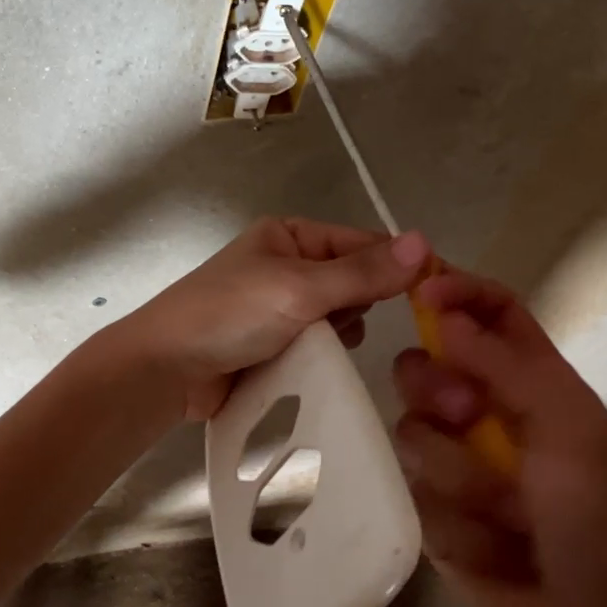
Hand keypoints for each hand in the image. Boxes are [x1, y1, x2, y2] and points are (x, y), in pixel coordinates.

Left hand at [106, 216, 429, 420]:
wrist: (167, 369)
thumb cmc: (231, 314)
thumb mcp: (300, 287)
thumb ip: (361, 272)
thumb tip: (425, 242)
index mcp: (289, 235)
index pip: (360, 243)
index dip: (397, 267)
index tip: (439, 297)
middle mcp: (285, 265)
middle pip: (352, 284)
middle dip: (358, 307)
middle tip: (347, 328)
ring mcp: (278, 308)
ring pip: (337, 321)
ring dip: (339, 338)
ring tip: (324, 350)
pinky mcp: (272, 346)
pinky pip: (316, 348)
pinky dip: (323, 358)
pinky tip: (319, 371)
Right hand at [392, 270, 606, 606]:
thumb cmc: (604, 525)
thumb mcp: (575, 433)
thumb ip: (509, 367)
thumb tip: (443, 314)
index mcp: (537, 383)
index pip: (492, 312)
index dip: (455, 291)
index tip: (417, 292)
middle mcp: (493, 414)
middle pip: (428, 364)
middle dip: (437, 390)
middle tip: (466, 415)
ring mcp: (463, 465)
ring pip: (412, 430)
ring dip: (456, 474)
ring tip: (504, 516)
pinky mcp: (439, 514)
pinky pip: (412, 491)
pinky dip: (453, 523)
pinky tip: (490, 550)